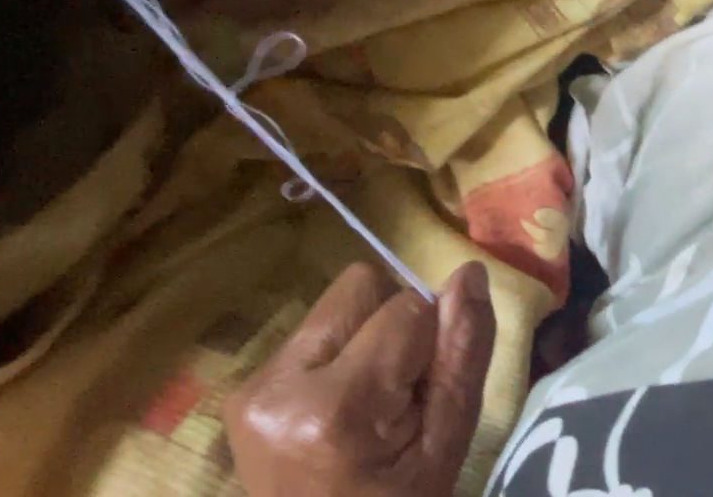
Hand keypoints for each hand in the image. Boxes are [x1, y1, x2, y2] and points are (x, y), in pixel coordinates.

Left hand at [224, 262, 496, 496]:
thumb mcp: (450, 439)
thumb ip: (464, 352)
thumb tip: (469, 272)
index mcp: (334, 407)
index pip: (409, 307)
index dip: (433, 338)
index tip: (423, 393)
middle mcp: (277, 387)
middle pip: (362, 287)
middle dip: (395, 322)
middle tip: (396, 391)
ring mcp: (251, 391)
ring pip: (339, 304)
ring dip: (367, 335)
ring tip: (368, 401)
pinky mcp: (243, 394)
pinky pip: (316, 332)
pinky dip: (342, 354)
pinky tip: (340, 409)